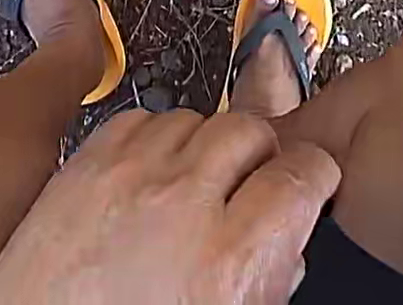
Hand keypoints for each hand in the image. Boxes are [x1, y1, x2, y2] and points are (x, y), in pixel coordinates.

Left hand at [0, 109, 339, 304]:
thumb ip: (242, 283)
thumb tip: (272, 260)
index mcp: (221, 262)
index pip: (298, 182)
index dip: (311, 173)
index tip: (311, 174)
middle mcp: (181, 204)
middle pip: (251, 132)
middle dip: (262, 147)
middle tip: (258, 169)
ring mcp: (132, 171)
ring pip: (199, 118)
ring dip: (207, 137)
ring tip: (200, 165)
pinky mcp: (91, 153)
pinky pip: (145, 120)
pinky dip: (155, 133)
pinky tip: (147, 162)